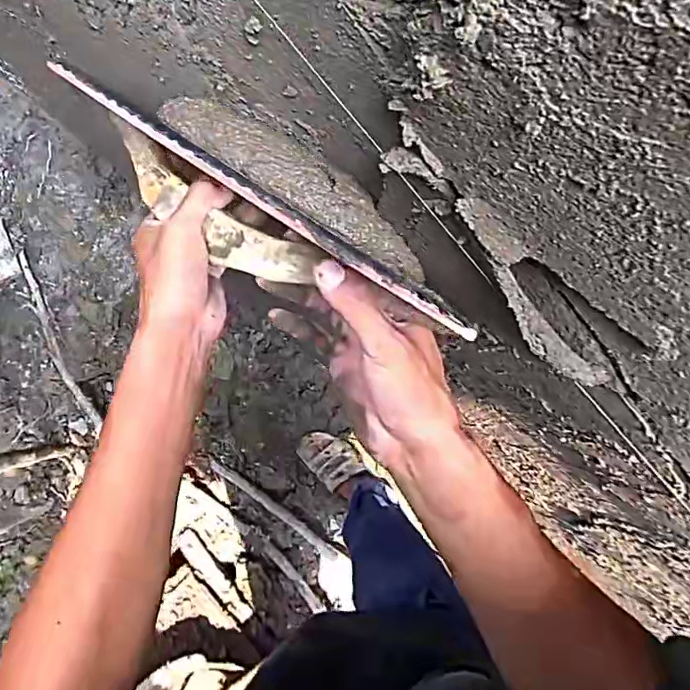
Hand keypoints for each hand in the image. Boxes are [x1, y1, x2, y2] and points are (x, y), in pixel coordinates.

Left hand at [133, 180, 233, 347]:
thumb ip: (198, 199)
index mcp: (153, 229)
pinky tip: (245, 239)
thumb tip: (216, 186)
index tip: (214, 180)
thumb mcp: (181, 226)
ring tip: (244, 213)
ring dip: (228, 226)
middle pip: (197, 214)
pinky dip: (236, 246)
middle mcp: (170, 244)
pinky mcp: (210, 274)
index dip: (193, 188)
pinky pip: (226, 252)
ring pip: (214, 232)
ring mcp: (191, 260)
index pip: (174, 198)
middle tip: (233, 196)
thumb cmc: (170, 282)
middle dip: (216, 206)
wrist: (185, 324)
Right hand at [268, 260, 460, 470]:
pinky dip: (297, 325)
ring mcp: (357, 341)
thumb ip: (355, 306)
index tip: (301, 244)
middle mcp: (374, 321)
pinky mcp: (343, 362)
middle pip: (334, 289)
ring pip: (321, 311)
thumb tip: (329, 272)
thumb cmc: (418, 399)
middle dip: (305, 274)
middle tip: (277, 259)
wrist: (412, 445)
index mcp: (392, 309)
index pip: (355, 273)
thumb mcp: (384, 344)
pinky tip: (280, 315)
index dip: (328, 257)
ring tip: (271, 280)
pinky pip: (316, 337)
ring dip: (297, 297)